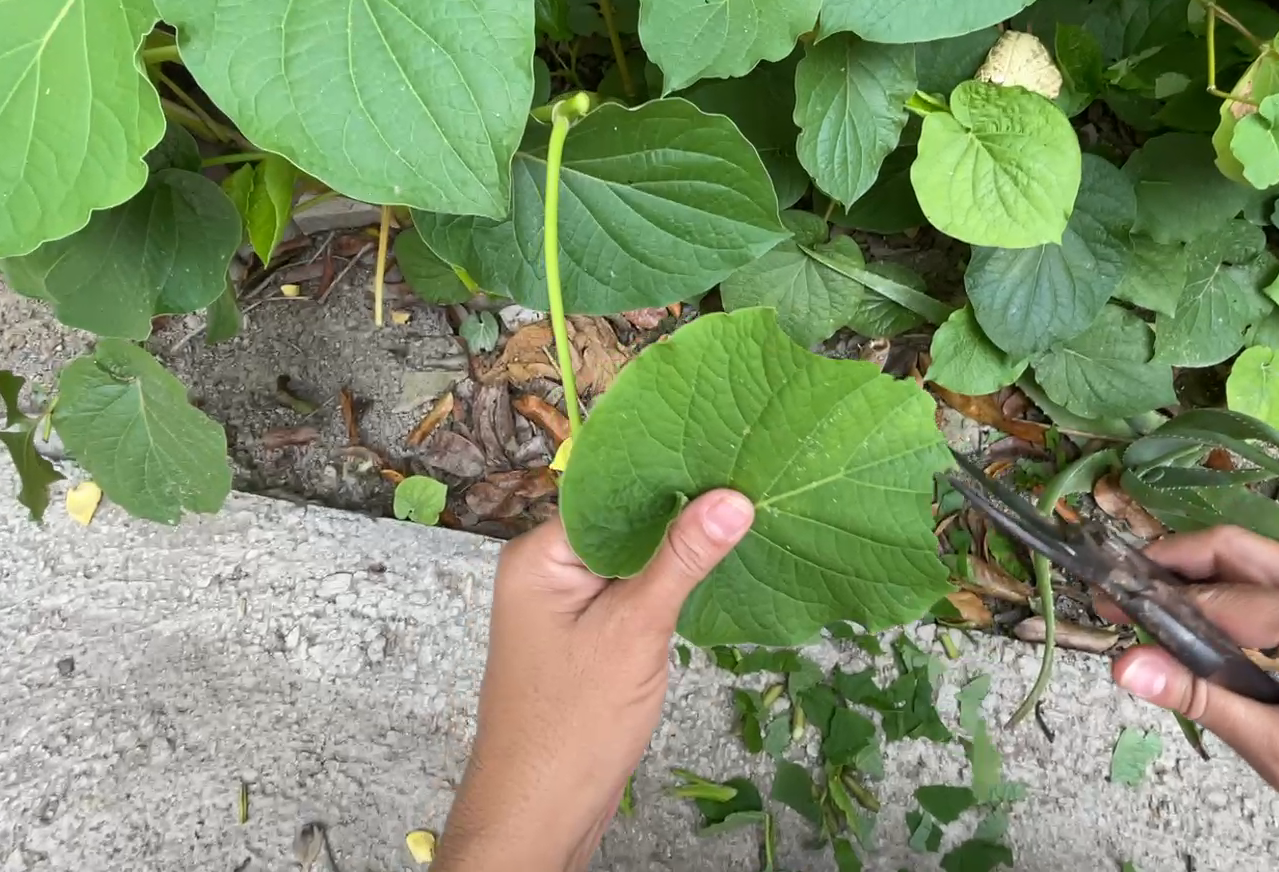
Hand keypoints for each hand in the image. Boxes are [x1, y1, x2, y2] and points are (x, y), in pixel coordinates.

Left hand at [434, 490, 755, 871]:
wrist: (538, 818)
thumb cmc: (573, 724)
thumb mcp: (635, 630)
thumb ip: (682, 559)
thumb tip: (733, 498)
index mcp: (538, 554)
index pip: (609, 494)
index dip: (665, 478)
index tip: (721, 459)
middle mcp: (545, 569)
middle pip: (620, 524)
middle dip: (675, 513)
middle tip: (740, 483)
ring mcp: (564, 602)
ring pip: (628, 558)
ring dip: (672, 549)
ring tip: (735, 514)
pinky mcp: (584, 631)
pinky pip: (628, 588)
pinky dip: (663, 581)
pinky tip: (706, 567)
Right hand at [1101, 526, 1278, 871]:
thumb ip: (1201, 701)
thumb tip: (1120, 665)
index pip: (1219, 596)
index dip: (1153, 600)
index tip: (1105, 607)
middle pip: (1238, 550)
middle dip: (1172, 564)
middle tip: (1123, 594)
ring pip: (1261, 564)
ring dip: (1204, 579)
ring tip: (1158, 612)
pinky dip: (1241, 597)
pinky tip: (1219, 631)